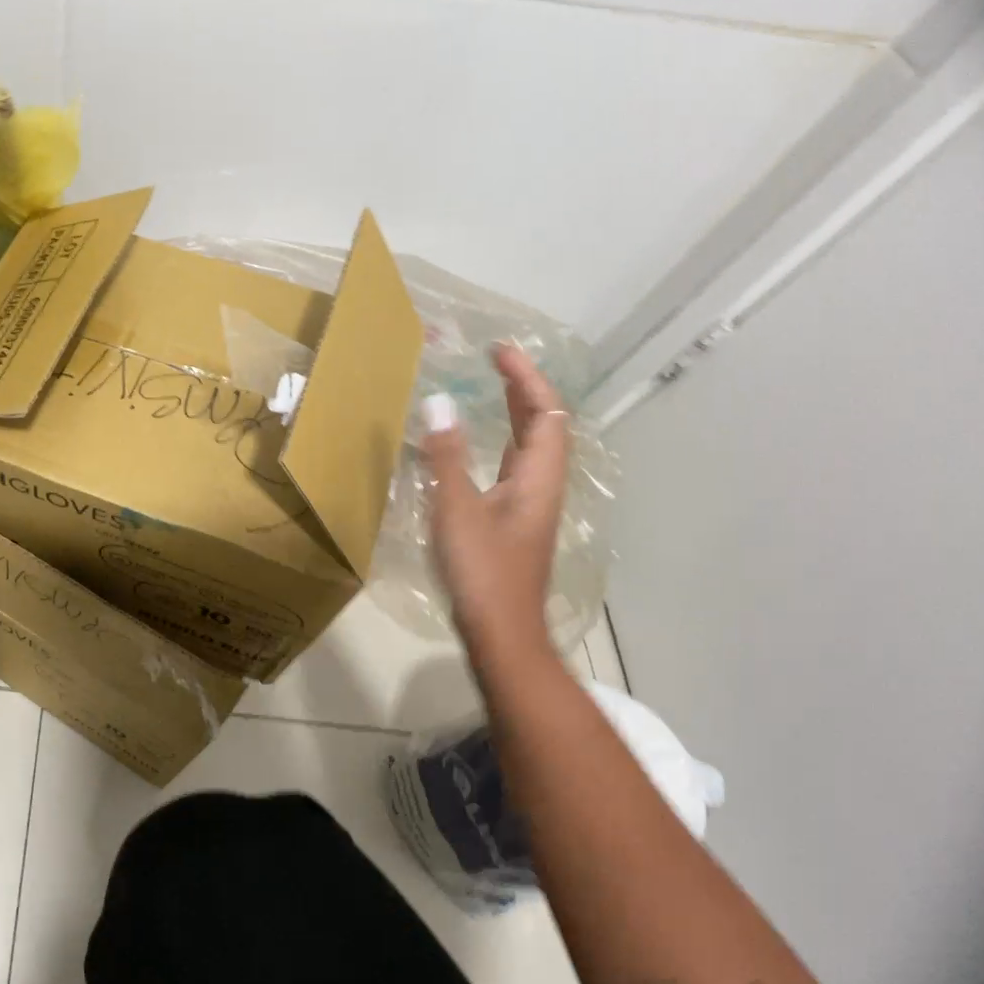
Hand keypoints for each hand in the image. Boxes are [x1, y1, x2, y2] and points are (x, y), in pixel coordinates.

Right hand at [421, 344, 571, 651]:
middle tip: (495, 362)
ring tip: (491, 391)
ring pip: (530, 448)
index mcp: (537, 477)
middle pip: (544, 426)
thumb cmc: (482, 571)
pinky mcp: (512, 523)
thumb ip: (445, 456)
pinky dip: (499, 443)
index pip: (544, 412)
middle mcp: (541, 486)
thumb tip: (439, 401)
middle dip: (523, 389)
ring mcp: (528, 506)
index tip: (499, 350)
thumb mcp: (456, 509)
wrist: (502, 633)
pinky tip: (478, 449)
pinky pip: (513, 467)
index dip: (526, 377)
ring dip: (515, 414)